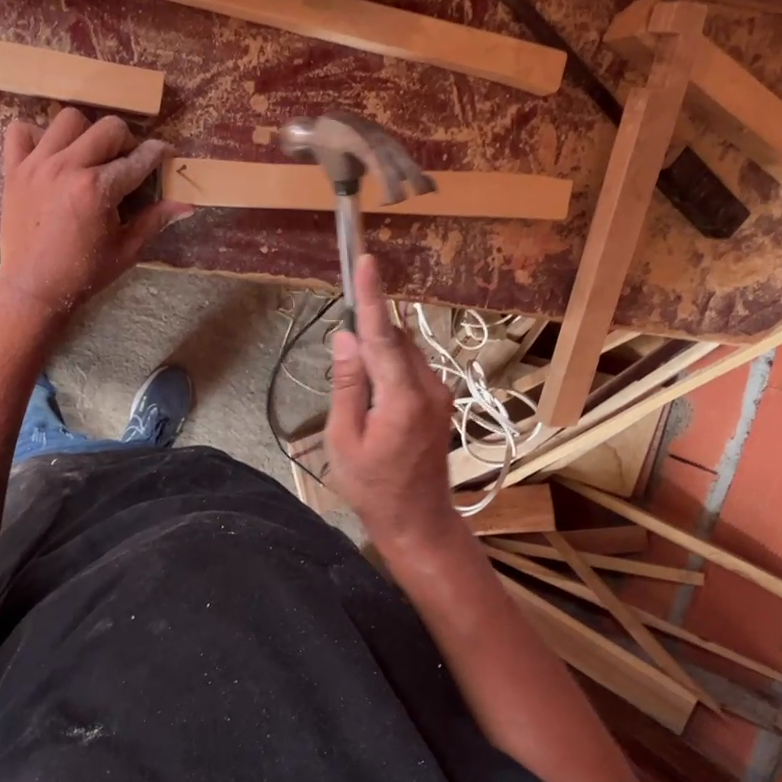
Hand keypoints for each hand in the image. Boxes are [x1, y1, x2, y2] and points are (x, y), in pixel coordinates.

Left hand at [0, 108, 192, 315]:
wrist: (33, 289)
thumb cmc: (83, 273)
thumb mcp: (126, 250)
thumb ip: (155, 220)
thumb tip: (187, 205)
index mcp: (98, 189)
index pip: (138, 158)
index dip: (158, 155)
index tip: (164, 155)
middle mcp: (67, 168)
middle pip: (108, 127)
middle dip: (126, 141)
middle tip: (126, 162)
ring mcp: (37, 165)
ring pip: (68, 119)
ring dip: (85, 132)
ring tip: (88, 156)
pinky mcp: (14, 170)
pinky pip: (22, 131)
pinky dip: (37, 136)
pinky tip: (50, 156)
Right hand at [325, 255, 466, 549]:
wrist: (417, 519)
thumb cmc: (371, 487)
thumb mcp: (342, 439)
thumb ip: (346, 385)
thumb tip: (346, 338)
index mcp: (402, 399)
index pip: (383, 336)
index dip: (372, 296)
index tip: (366, 262)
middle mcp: (429, 388)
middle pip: (393, 340)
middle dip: (366, 334)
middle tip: (340, 353)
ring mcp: (440, 393)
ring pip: (403, 353)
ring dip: (377, 354)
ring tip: (357, 396)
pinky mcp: (441, 400)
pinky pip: (411, 369)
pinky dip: (388, 368)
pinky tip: (373, 398)